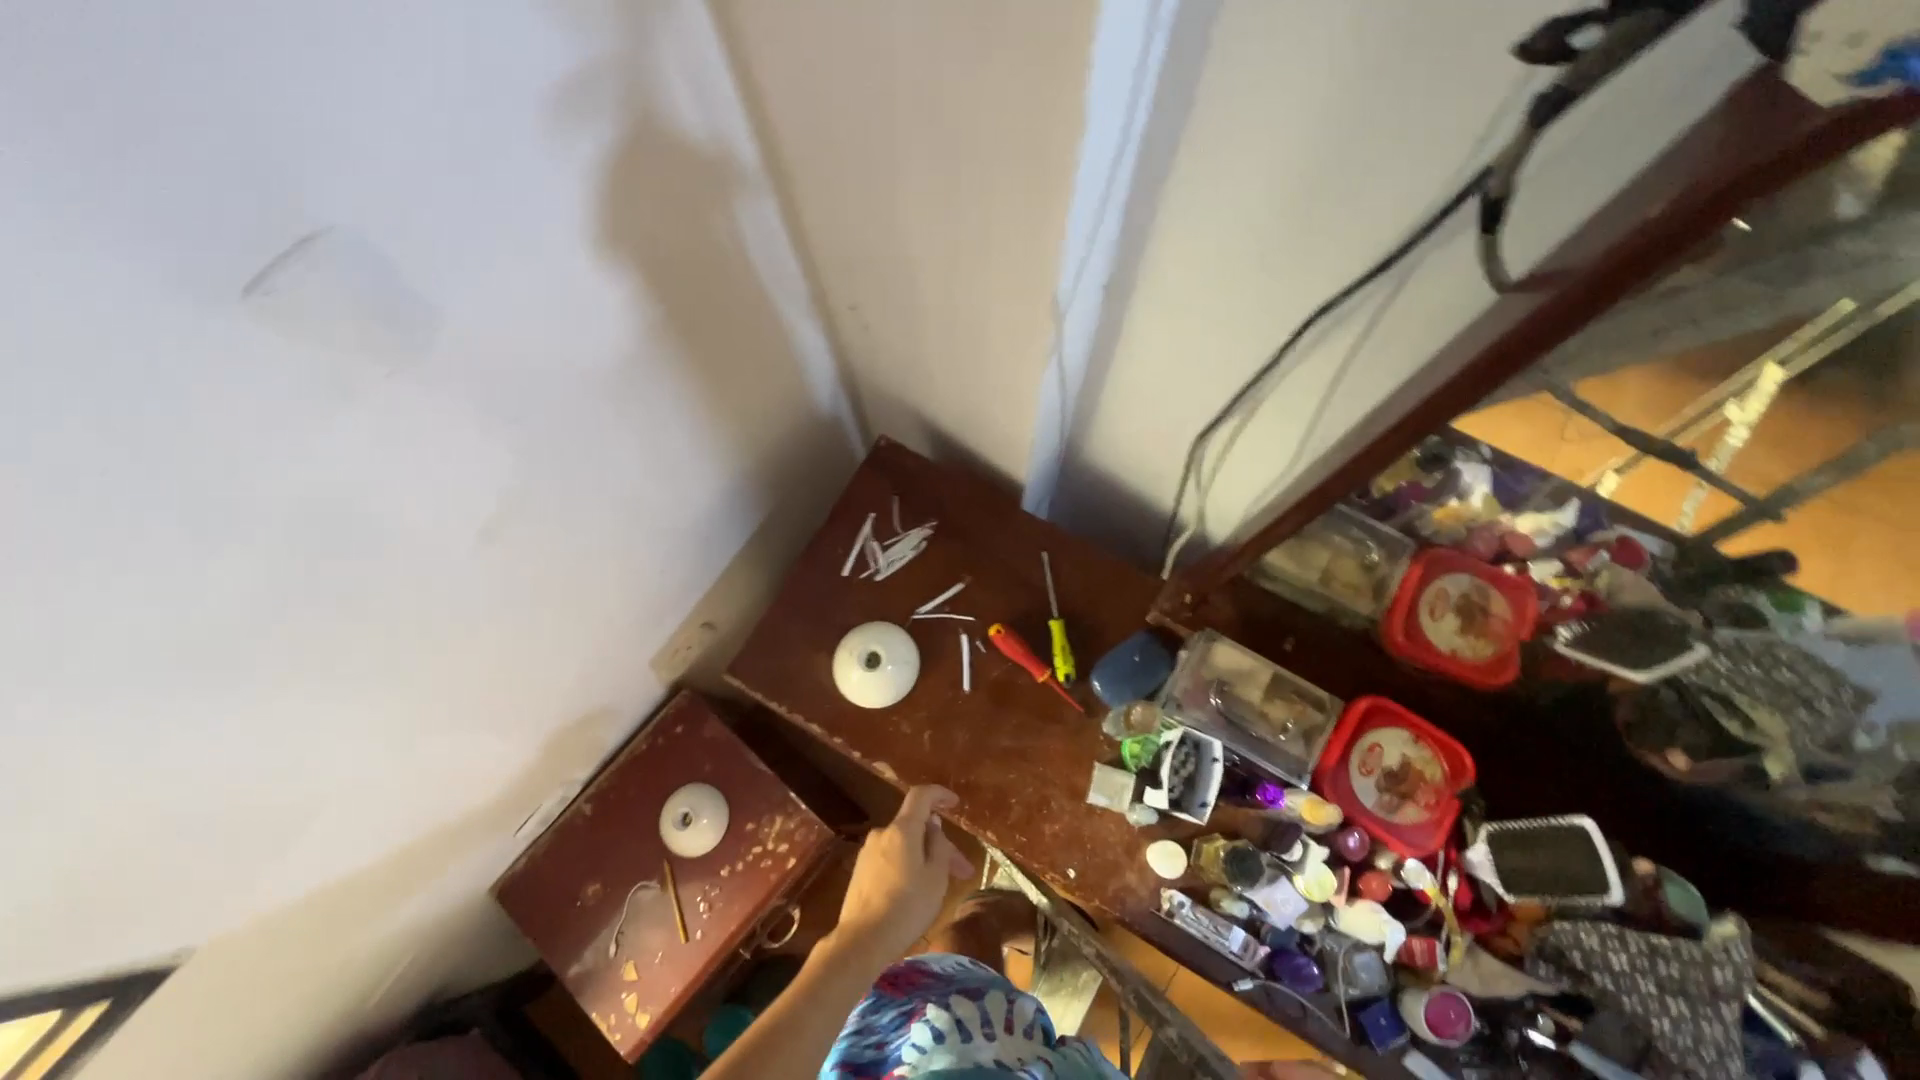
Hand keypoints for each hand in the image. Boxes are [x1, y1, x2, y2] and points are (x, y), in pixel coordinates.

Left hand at [831, 785, 973, 964]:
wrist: (862, 941)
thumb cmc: (907, 907)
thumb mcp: (936, 877)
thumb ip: (938, 845)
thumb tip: (932, 825)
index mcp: (902, 830)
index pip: (921, 796)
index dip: (940, 794)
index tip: (955, 804)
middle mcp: (882, 834)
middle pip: (916, 828)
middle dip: (941, 845)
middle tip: (964, 871)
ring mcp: (868, 853)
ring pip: (905, 847)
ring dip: (926, 859)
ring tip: (942, 886)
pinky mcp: (861, 872)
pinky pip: (891, 860)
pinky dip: (908, 867)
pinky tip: (916, 891)